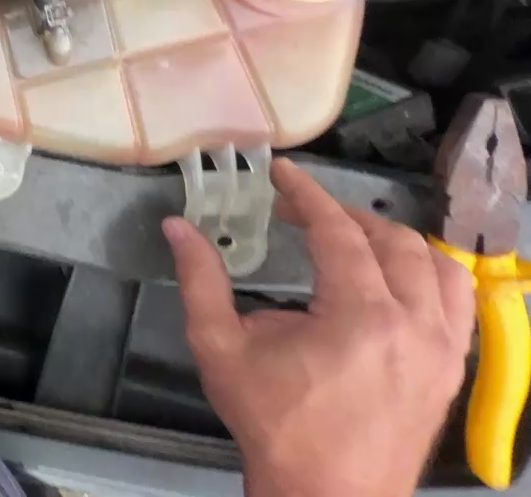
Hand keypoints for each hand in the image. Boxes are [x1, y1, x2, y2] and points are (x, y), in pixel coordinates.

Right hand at [164, 159, 474, 496]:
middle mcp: (418, 327)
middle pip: (398, 244)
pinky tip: (388, 277)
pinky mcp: (452, 370)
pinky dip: (426, 274)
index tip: (279, 171)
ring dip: (394, 241)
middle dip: (346, 214)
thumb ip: (200, 279)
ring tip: (348, 236)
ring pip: (442, 270)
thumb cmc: (270, 414)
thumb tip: (177, 226)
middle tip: (299, 208)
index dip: (307, 195)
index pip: (341, 234)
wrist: (330, 489)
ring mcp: (446, 351)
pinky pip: (458, 304)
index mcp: (361, 316)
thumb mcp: (219, 343)